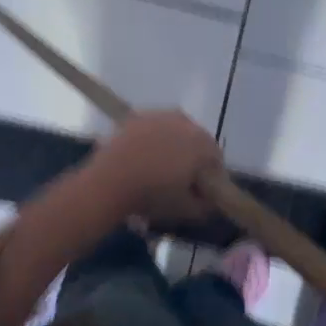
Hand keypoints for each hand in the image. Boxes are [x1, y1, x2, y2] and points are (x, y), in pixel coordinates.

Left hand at [84, 111, 223, 230]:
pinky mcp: (135, 116)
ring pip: (174, 131)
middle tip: (181, 179)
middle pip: (197, 141)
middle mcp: (184, 122)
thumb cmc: (153, 195)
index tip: (201, 192)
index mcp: (201, 143)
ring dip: (172, 145)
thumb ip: (205, 206)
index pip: (216, 159)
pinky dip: (152, 139)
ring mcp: (158, 115)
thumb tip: (209, 201)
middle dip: (193, 158)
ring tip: (159, 166)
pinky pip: (152, 128)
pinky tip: (141, 157)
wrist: (108, 181)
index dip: (211, 177)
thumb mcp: (186, 210)